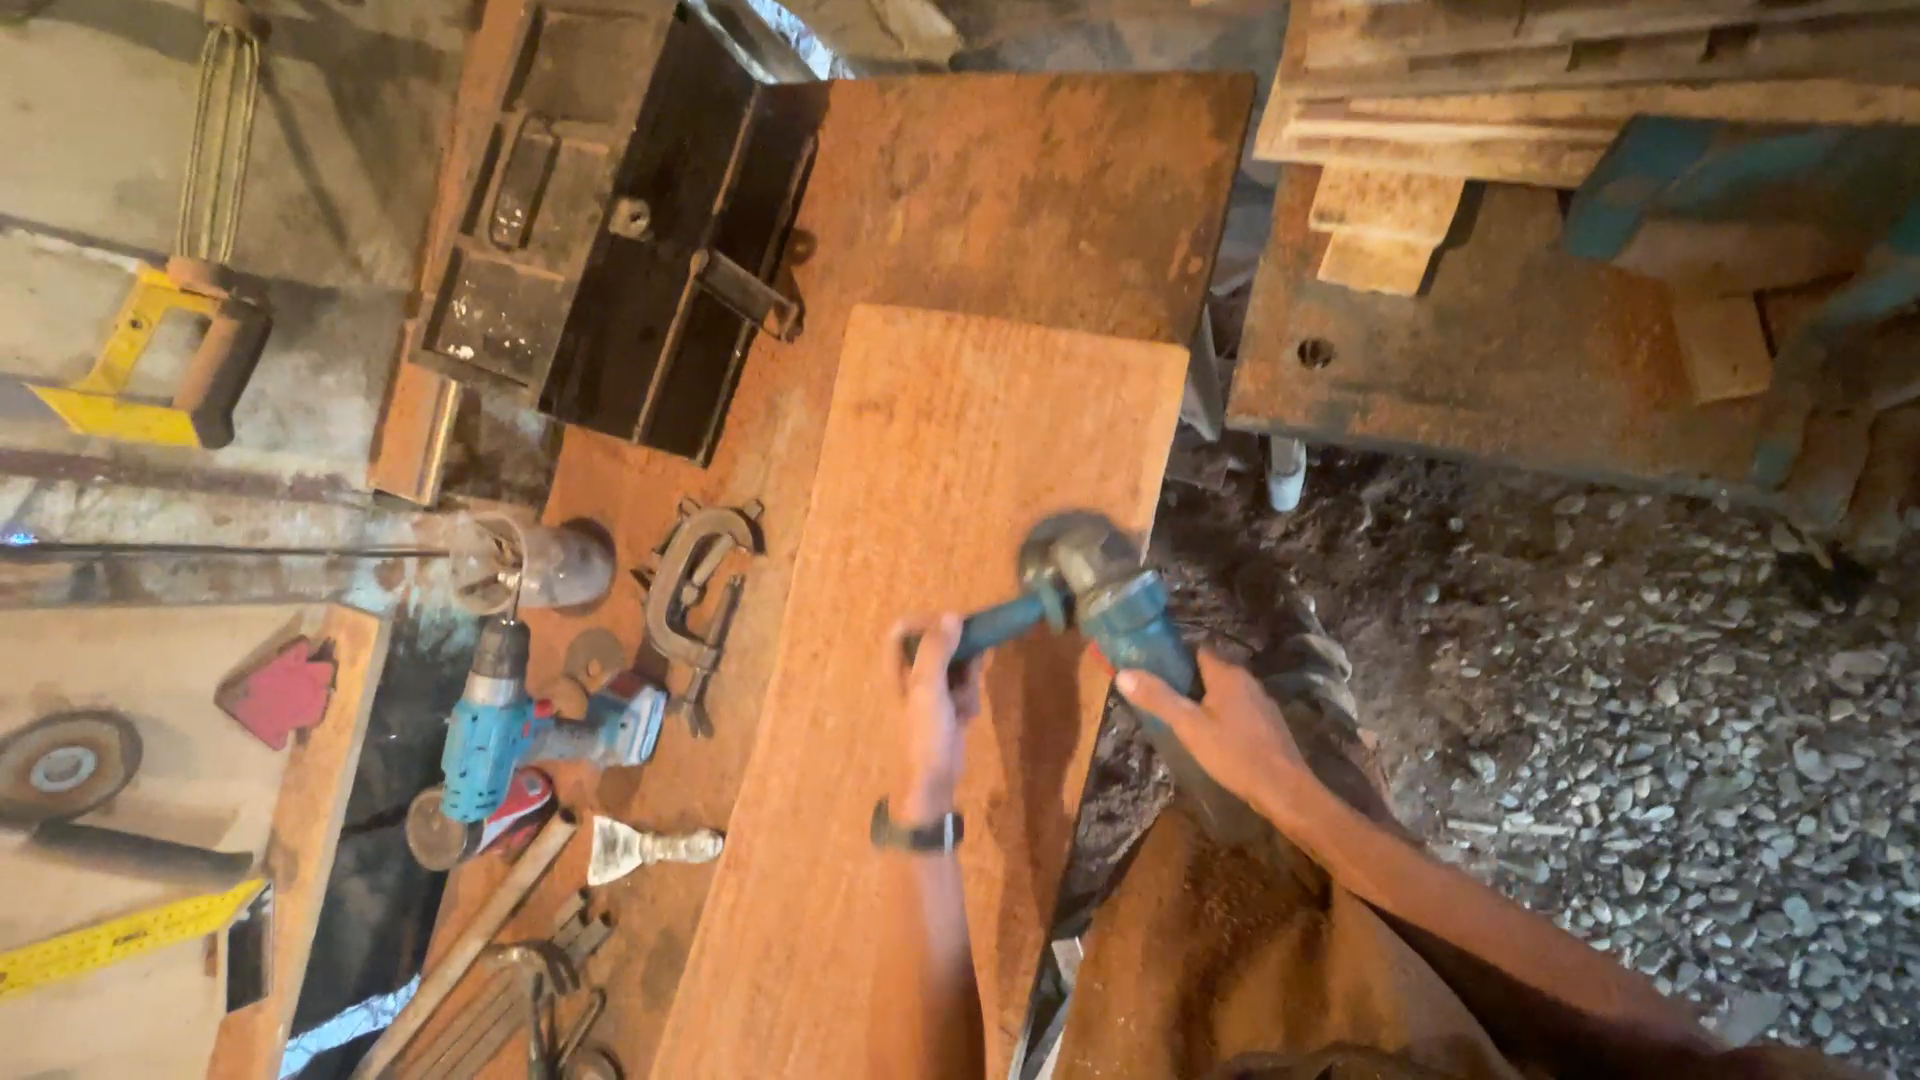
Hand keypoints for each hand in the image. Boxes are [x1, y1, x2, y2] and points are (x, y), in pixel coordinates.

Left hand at [885, 614, 985, 818]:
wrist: (932, 784)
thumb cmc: (922, 735)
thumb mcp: (927, 688)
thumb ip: (937, 649)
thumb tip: (952, 616)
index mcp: (896, 668)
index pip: (905, 627)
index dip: (928, 621)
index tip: (955, 626)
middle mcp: (911, 674)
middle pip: (937, 643)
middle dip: (960, 655)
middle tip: (973, 667)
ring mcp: (931, 691)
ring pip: (957, 664)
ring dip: (968, 680)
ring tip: (965, 704)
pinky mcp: (949, 706)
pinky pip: (965, 686)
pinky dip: (970, 697)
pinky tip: (968, 717)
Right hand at [1116, 651, 1320, 815]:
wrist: (1284, 790)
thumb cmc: (1234, 754)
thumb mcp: (1189, 727)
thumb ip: (1158, 698)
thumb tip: (1123, 673)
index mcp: (1226, 674)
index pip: (1197, 649)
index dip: (1175, 656)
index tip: (1154, 668)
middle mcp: (1246, 680)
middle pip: (1210, 670)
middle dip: (1187, 680)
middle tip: (1162, 696)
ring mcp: (1260, 701)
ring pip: (1224, 691)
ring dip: (1205, 699)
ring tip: (1182, 716)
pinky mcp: (1268, 723)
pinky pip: (1237, 708)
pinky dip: (1222, 714)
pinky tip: (1212, 735)